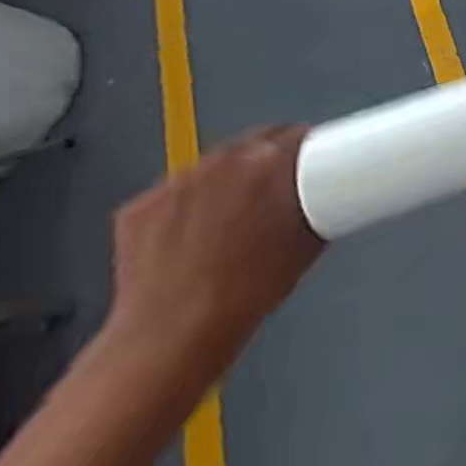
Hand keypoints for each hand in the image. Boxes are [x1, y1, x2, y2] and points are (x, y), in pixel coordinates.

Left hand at [107, 126, 324, 351]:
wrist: (177, 332)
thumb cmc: (248, 288)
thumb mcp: (311, 237)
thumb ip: (319, 201)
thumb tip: (325, 196)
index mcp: (270, 161)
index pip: (297, 133)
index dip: (309, 144)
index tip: (313, 156)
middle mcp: (222, 162)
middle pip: (254, 142)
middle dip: (269, 158)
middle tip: (279, 186)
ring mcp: (175, 183)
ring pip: (213, 166)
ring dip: (228, 178)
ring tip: (235, 216)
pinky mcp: (139, 208)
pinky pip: (173, 193)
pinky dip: (187, 205)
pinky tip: (196, 234)